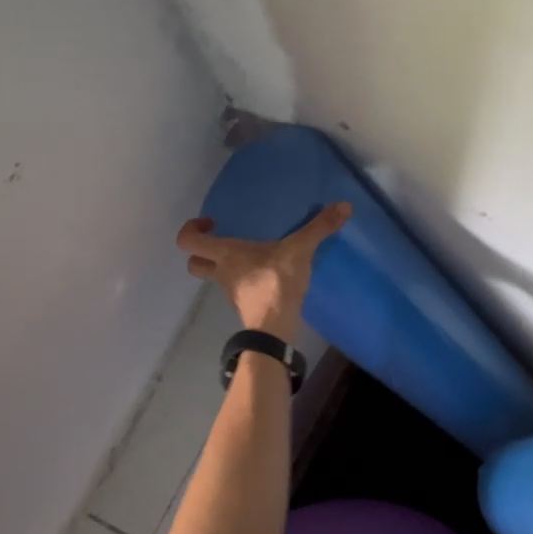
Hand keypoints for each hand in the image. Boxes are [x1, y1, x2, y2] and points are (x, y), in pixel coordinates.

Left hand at [176, 202, 350, 342]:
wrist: (275, 328)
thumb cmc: (276, 284)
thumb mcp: (298, 251)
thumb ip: (319, 228)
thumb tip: (345, 205)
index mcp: (225, 254)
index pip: (188, 241)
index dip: (191, 229)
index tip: (211, 222)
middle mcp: (222, 273)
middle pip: (195, 263)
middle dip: (202, 251)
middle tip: (221, 239)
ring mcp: (231, 292)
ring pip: (214, 277)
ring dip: (224, 266)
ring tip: (248, 256)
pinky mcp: (245, 305)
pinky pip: (236, 289)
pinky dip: (243, 281)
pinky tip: (263, 275)